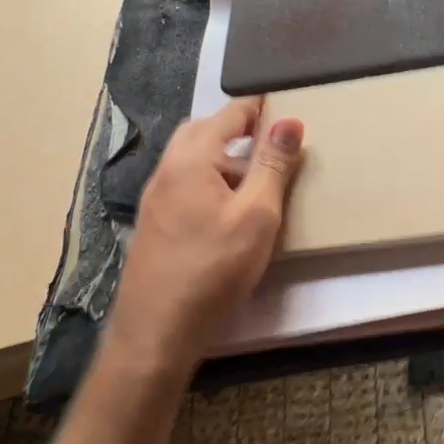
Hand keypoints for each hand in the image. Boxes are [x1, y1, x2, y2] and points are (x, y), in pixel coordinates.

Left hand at [107, 98, 303, 373]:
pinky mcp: (155, 227)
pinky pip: (186, 185)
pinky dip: (211, 181)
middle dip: (237, 128)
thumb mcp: (258, 215)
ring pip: (192, 159)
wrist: (155, 336)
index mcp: (190, 161)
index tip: (288, 109)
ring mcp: (155, 202)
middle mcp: (166, 173)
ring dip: (224, 157)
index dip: (259, 108)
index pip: (228, 115)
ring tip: (259, 180)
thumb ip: (273, 165)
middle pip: (202, 131)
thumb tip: (289, 120)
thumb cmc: (213, 269)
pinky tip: (232, 212)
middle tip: (273, 141)